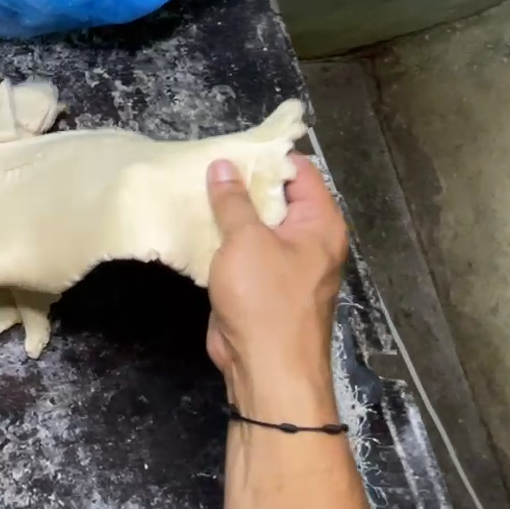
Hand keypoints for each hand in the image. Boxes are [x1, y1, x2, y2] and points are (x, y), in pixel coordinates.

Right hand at [204, 155, 348, 420]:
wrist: (266, 365)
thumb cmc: (266, 299)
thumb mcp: (246, 241)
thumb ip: (233, 201)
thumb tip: (222, 166)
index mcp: (319, 225)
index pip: (300, 174)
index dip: (268, 156)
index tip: (231, 144)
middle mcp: (306, 240)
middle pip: (274, 196)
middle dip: (240, 181)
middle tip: (202, 163)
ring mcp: (281, 262)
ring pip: (253, 223)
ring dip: (226, 210)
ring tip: (190, 188)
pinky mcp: (257, 281)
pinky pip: (238, 247)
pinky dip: (218, 235)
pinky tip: (190, 224)